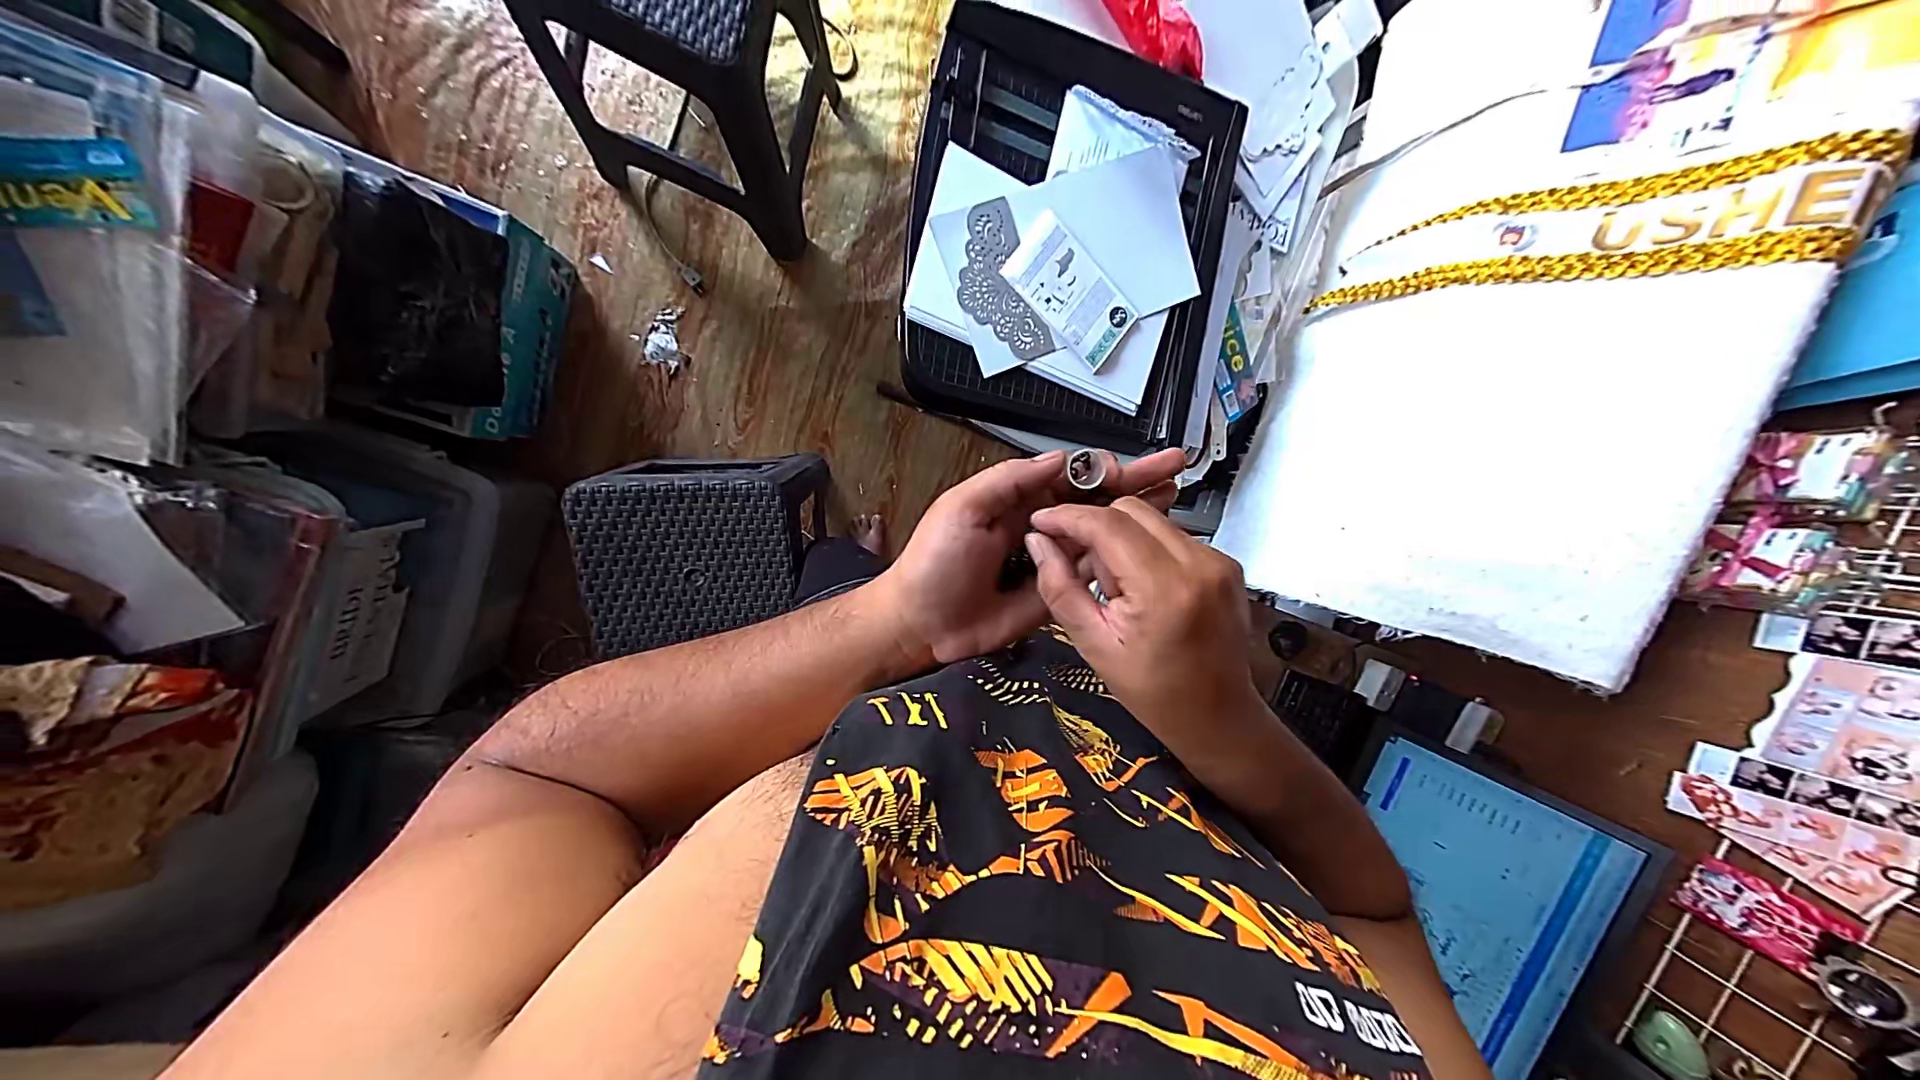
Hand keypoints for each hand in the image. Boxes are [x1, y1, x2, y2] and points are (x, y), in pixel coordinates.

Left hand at [866, 448, 1185, 667]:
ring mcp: (1052, 558)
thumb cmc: (935, 562)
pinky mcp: (1058, 592)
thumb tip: (1058, 458)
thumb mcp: (964, 507)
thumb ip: (1009, 480)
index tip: (1135, 466)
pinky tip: (1148, 544)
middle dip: (1133, 483)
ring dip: (1136, 514)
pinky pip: (1092, 571)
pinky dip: (1120, 556)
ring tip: (1173, 495)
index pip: (1070, 476)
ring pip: (1101, 532)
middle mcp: (1040, 524)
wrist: (924, 625)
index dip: (1104, 469)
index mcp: (1017, 499)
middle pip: (1095, 499)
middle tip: (1174, 467)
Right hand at [1024, 497, 1263, 752]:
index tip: (1042, 521)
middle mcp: (1199, 565)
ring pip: (1150, 519)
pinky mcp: (1225, 563)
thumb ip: (1060, 588)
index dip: (1067, 518)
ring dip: (1119, 537)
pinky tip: (1138, 585)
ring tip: (1111, 583)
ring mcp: (1218, 561)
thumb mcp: (1094, 645)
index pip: (1107, 524)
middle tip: (1075, 561)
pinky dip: (1144, 548)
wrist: (1218, 717)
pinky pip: (1171, 535)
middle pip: (1129, 511)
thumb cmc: (1158, 694)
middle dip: (1093, 527)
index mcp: (1165, 589)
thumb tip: (1038, 544)